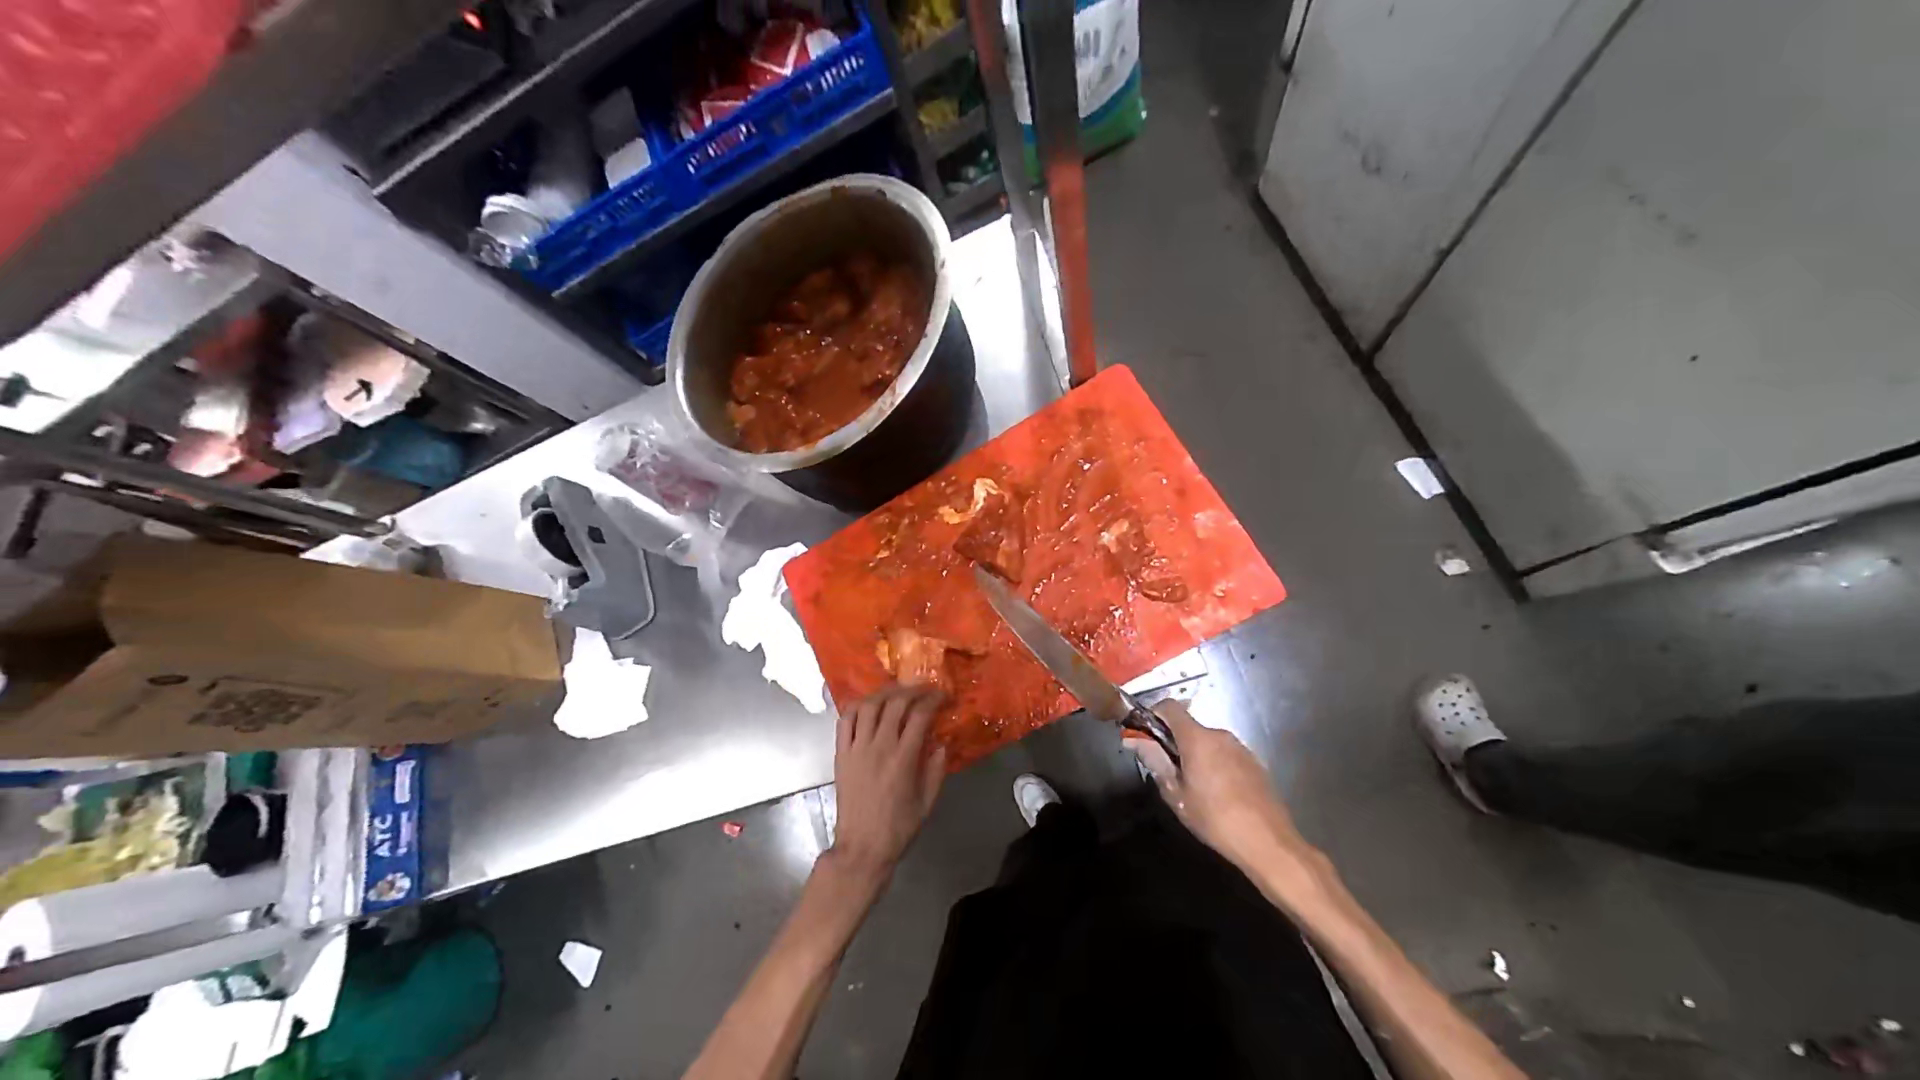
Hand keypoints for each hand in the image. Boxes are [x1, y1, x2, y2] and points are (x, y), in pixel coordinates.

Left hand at [828, 685, 947, 877]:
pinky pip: (845, 720)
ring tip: (897, 692)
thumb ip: (936, 770)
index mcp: (903, 759)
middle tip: (924, 689)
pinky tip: (869, 705)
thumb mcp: (927, 802)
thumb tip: (941, 743)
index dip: (933, 700)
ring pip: (869, 706)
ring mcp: (856, 748)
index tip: (942, 696)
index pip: (919, 716)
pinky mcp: (840, 754)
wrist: (862, 847)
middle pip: (895, 703)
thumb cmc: (898, 828)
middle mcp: (878, 747)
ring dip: (885, 693)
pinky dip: (858, 706)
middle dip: (913, 690)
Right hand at [1129, 701, 1330, 900]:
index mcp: (1197, 739)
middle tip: (1167, 772)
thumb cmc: (1215, 819)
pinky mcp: (1254, 762)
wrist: (1268, 842)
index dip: (1153, 715)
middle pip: (1188, 727)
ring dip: (1195, 755)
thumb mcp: (1177, 794)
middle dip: (1174, 742)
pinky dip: (1214, 764)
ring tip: (1193, 787)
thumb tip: (1136, 740)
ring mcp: (1240, 747)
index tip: (1144, 736)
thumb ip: (1155, 762)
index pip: (1169, 707)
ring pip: (1207, 742)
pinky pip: (1225, 754)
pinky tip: (1217, 794)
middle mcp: (1219, 735)